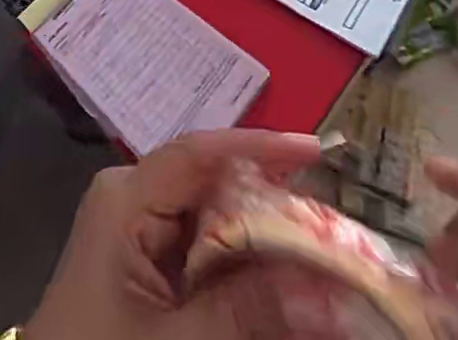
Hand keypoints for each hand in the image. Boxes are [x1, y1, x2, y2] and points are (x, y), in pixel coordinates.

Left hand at [26, 130, 323, 339]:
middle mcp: (132, 193)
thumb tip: (330, 290)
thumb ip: (249, 311)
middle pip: (211, 180)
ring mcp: (137, 220)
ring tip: (316, 243)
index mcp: (126, 198)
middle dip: (269, 197)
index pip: (197, 154)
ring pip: (212, 209)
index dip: (256, 145)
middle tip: (331, 218)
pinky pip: (201, 238)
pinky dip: (239, 255)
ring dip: (261, 229)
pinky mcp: (146, 248)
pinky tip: (275, 270)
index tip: (313, 150)